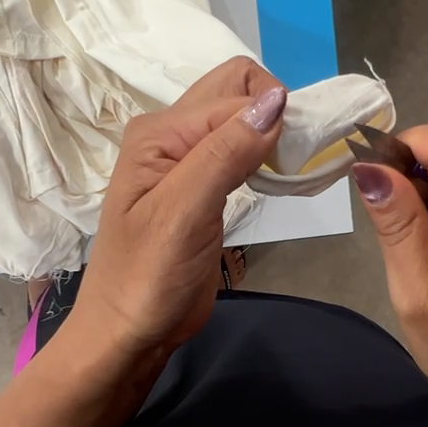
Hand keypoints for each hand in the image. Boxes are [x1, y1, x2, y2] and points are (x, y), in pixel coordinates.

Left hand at [65, 57, 286, 360]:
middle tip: (296, 158)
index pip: (235, 97)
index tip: (299, 158)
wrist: (128, 334)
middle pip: (236, 92)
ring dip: (273, 136)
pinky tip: (276, 182)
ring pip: (241, 121)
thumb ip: (225, 154)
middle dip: (275, 112)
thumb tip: (276, 99)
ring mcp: (187, 162)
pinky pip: (240, 153)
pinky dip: (265, 157)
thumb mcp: (183, 214)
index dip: (274, 117)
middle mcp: (172, 136)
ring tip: (290, 172)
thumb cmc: (147, 279)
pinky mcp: (203, 188)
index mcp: (160, 133)